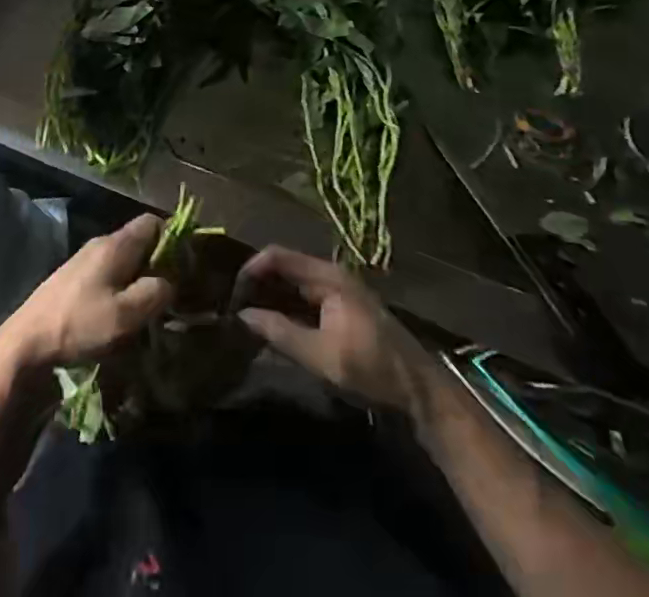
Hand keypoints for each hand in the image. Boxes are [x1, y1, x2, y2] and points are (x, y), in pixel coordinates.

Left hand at [0, 215, 175, 374]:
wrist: (26, 342)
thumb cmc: (80, 324)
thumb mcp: (128, 313)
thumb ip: (156, 292)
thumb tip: (168, 283)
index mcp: (115, 245)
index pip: (153, 222)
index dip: (173, 238)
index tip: (185, 264)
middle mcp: (99, 245)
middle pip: (139, 241)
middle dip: (158, 262)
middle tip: (171, 291)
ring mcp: (83, 261)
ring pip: (124, 259)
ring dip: (139, 278)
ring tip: (149, 307)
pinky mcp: (72, 279)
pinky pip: (108, 273)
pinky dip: (121, 287)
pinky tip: (121, 312)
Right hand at [233, 246, 435, 416]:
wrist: (419, 390)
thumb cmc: (371, 369)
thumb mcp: (320, 356)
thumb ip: (279, 333)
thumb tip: (242, 316)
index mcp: (328, 277)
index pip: (277, 257)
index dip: (250, 271)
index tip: (229, 296)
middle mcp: (331, 276)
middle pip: (283, 268)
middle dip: (256, 284)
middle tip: (230, 308)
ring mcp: (337, 291)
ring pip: (292, 285)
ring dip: (268, 298)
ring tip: (242, 318)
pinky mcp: (339, 308)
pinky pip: (303, 299)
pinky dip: (284, 309)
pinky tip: (268, 327)